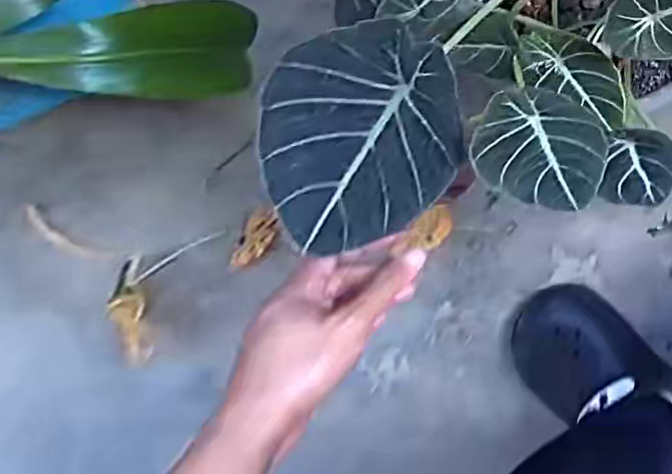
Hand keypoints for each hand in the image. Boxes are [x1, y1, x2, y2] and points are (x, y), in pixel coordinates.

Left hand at [180, 239, 426, 470]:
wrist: (254, 431)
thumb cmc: (303, 368)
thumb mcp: (353, 324)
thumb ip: (385, 288)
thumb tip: (417, 253)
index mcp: (295, 290)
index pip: (337, 253)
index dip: (370, 245)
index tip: (401, 239)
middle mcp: (287, 305)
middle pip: (338, 280)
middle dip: (375, 279)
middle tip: (410, 279)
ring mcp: (285, 333)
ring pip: (334, 305)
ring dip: (366, 301)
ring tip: (400, 300)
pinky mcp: (288, 356)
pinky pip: (325, 326)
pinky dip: (350, 321)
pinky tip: (371, 326)